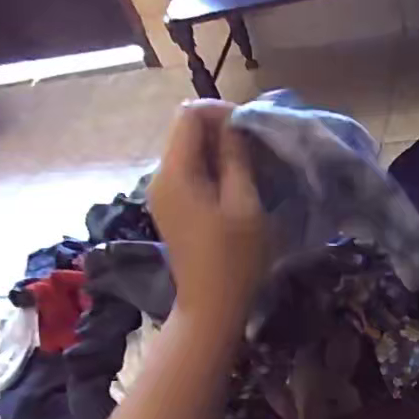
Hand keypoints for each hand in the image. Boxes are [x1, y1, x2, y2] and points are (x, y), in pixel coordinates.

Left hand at [149, 101, 267, 328]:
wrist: (211, 306)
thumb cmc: (233, 258)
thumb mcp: (244, 205)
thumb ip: (237, 159)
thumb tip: (234, 124)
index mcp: (175, 172)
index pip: (189, 114)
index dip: (221, 112)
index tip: (253, 128)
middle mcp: (161, 177)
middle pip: (186, 131)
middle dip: (222, 131)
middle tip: (258, 148)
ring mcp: (163, 194)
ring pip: (189, 152)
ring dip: (219, 152)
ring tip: (252, 167)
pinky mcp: (171, 208)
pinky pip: (190, 174)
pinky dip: (213, 170)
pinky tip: (236, 187)